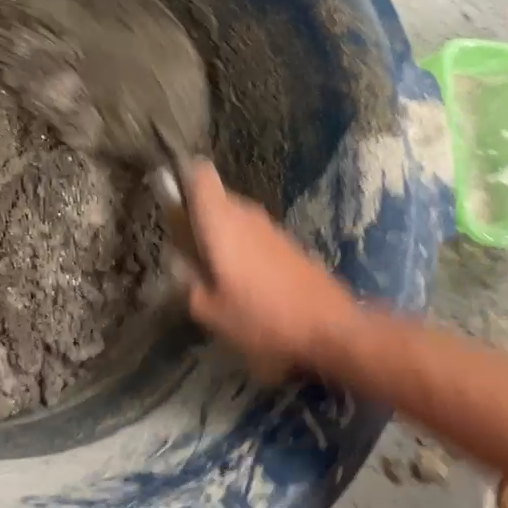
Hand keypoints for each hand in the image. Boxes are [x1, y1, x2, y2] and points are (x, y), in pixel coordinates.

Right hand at [180, 159, 361, 377]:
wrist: (335, 332)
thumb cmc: (263, 318)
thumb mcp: (211, 312)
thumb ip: (188, 285)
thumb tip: (182, 268)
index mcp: (220, 221)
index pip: (200, 175)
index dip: (183, 177)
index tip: (172, 197)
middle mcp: (246, 215)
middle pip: (216, 199)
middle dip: (200, 218)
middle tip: (191, 251)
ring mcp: (272, 229)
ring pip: (237, 219)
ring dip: (225, 237)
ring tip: (220, 274)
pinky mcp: (292, 246)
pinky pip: (257, 237)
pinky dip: (248, 251)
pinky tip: (251, 287)